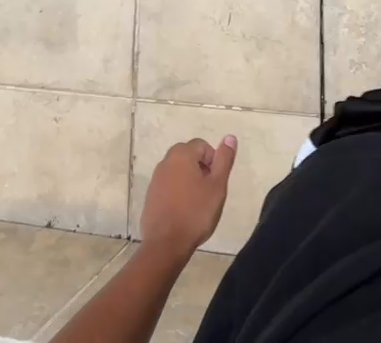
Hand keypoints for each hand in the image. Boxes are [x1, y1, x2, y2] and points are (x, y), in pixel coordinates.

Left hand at [139, 135, 236, 260]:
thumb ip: (224, 159)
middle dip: (201, 169)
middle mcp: (165, 161)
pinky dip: (178, 192)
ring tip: (198, 203)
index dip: (213, 161)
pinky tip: (183, 211)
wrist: (166, 244)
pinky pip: (168, 185)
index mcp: (181, 154)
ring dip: (189, 180)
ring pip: (178, 171)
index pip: (202, 145)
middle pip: (189, 156)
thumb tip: (230, 137)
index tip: (216, 182)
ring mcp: (155, 179)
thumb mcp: (217, 186)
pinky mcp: (150, 195)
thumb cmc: (196, 213)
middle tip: (209, 191)